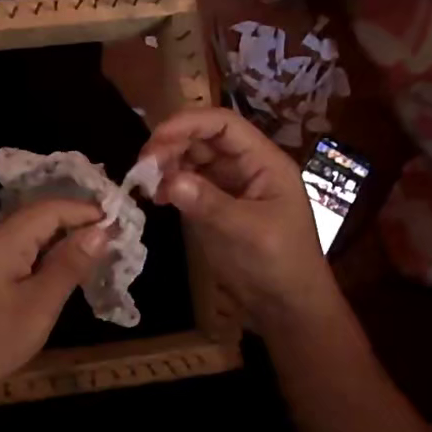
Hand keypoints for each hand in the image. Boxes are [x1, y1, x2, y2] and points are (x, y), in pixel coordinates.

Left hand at [0, 198, 109, 404]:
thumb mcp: (41, 304)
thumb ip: (70, 264)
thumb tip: (100, 230)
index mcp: (2, 241)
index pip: (49, 210)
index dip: (84, 210)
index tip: (118, 219)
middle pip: (39, 217)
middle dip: (76, 220)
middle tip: (114, 233)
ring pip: (32, 234)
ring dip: (64, 237)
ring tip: (98, 247)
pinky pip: (23, 250)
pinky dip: (48, 253)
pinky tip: (68, 265)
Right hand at [139, 108, 338, 324]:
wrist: (288, 307)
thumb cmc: (280, 264)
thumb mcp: (247, 232)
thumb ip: (209, 203)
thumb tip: (168, 179)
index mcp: (265, 162)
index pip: (224, 125)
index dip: (189, 124)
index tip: (155, 141)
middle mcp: (246, 168)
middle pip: (205, 139)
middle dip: (172, 144)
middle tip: (142, 166)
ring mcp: (230, 188)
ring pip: (194, 160)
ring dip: (168, 164)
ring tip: (146, 183)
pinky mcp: (216, 208)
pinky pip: (190, 185)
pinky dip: (171, 185)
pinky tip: (157, 198)